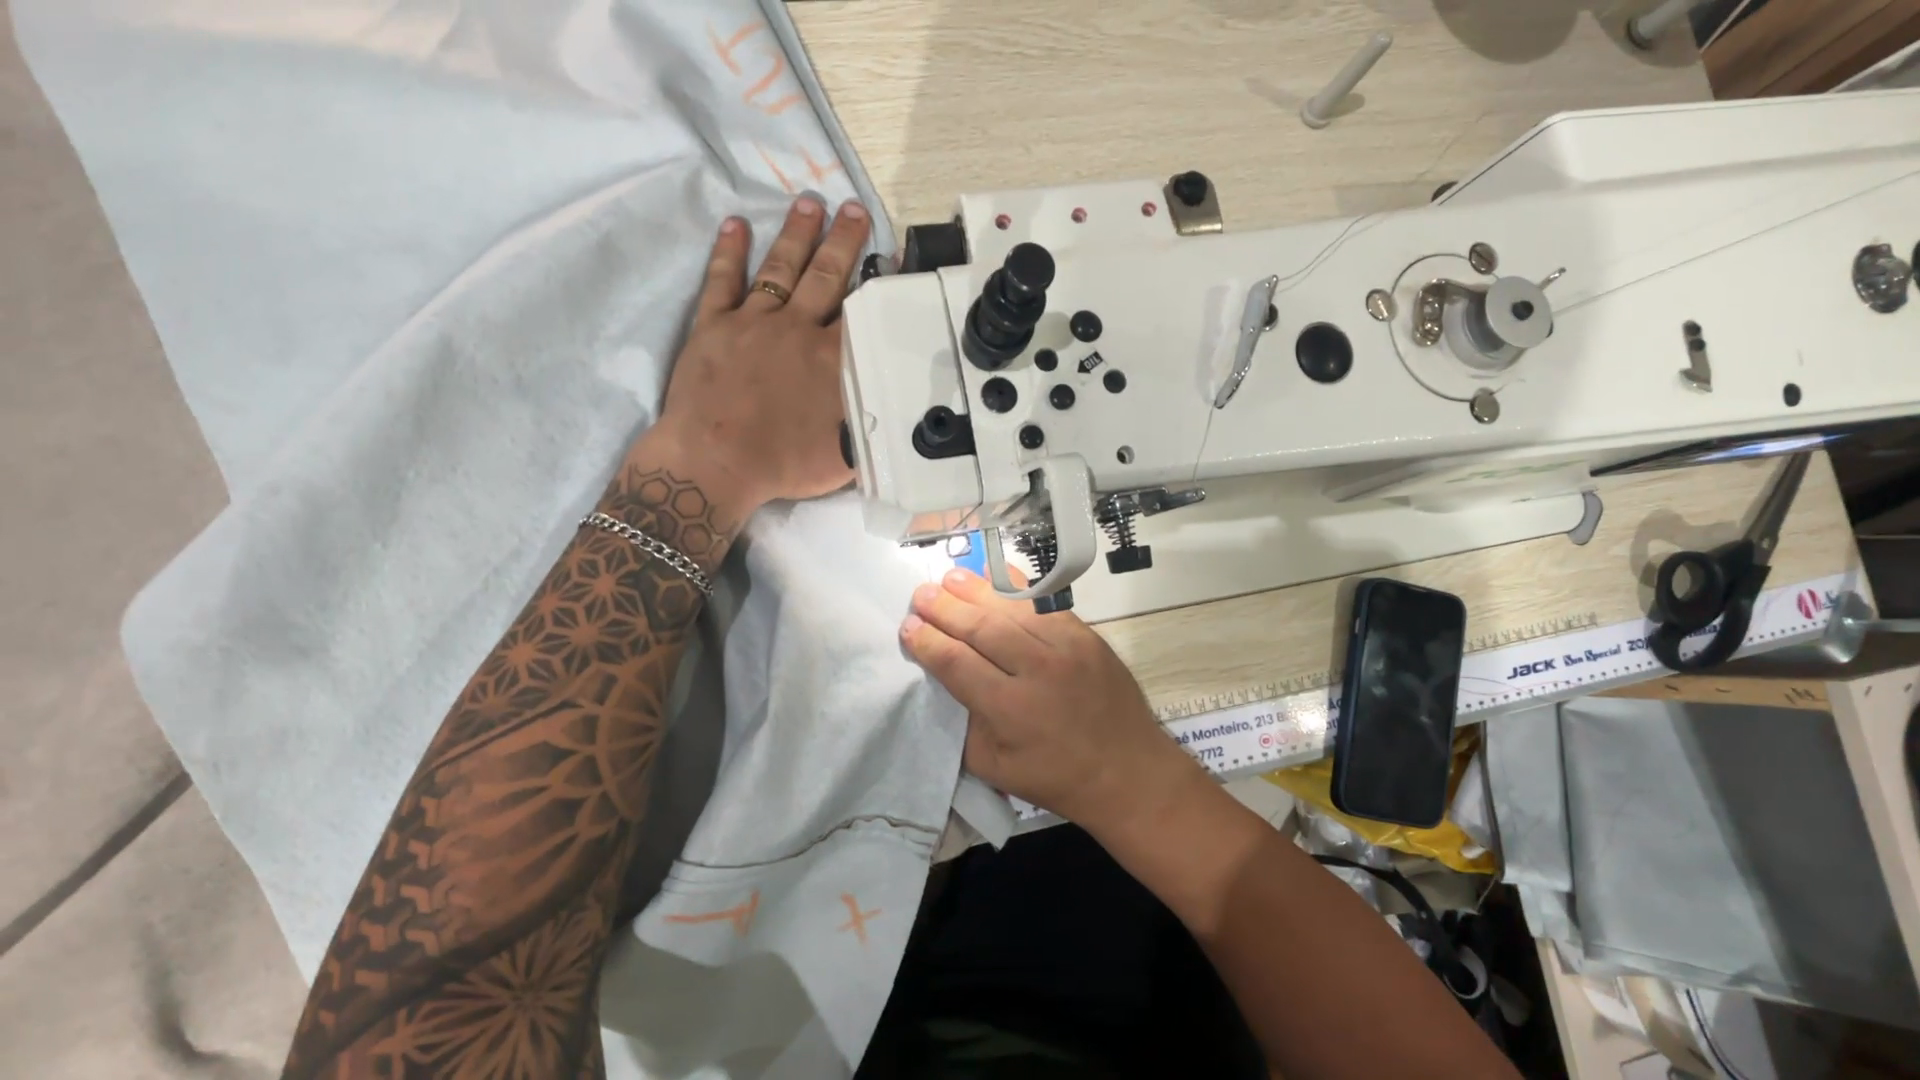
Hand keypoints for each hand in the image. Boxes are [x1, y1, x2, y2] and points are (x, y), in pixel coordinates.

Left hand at [640, 196, 871, 520]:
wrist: (715, 463)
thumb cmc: (783, 463)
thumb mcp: (847, 452)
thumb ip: (874, 422)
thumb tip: (903, 410)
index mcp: (832, 359)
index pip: (864, 311)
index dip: (880, 282)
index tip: (895, 255)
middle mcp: (797, 329)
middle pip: (825, 276)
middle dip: (843, 241)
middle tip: (854, 209)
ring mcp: (752, 323)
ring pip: (779, 269)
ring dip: (796, 235)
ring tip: (809, 203)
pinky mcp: (713, 326)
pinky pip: (721, 281)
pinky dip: (728, 252)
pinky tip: (735, 225)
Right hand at [899, 568, 1205, 830]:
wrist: (1128, 771)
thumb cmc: (1054, 777)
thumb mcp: (995, 769)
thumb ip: (964, 726)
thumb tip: (944, 682)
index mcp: (1009, 709)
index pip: (956, 663)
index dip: (928, 642)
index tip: (908, 627)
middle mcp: (1037, 671)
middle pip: (981, 628)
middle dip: (945, 608)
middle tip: (920, 593)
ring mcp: (1066, 648)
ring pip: (1012, 610)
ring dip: (977, 591)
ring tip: (949, 579)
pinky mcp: (1086, 636)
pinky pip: (1045, 605)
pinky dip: (1018, 589)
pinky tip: (996, 575)